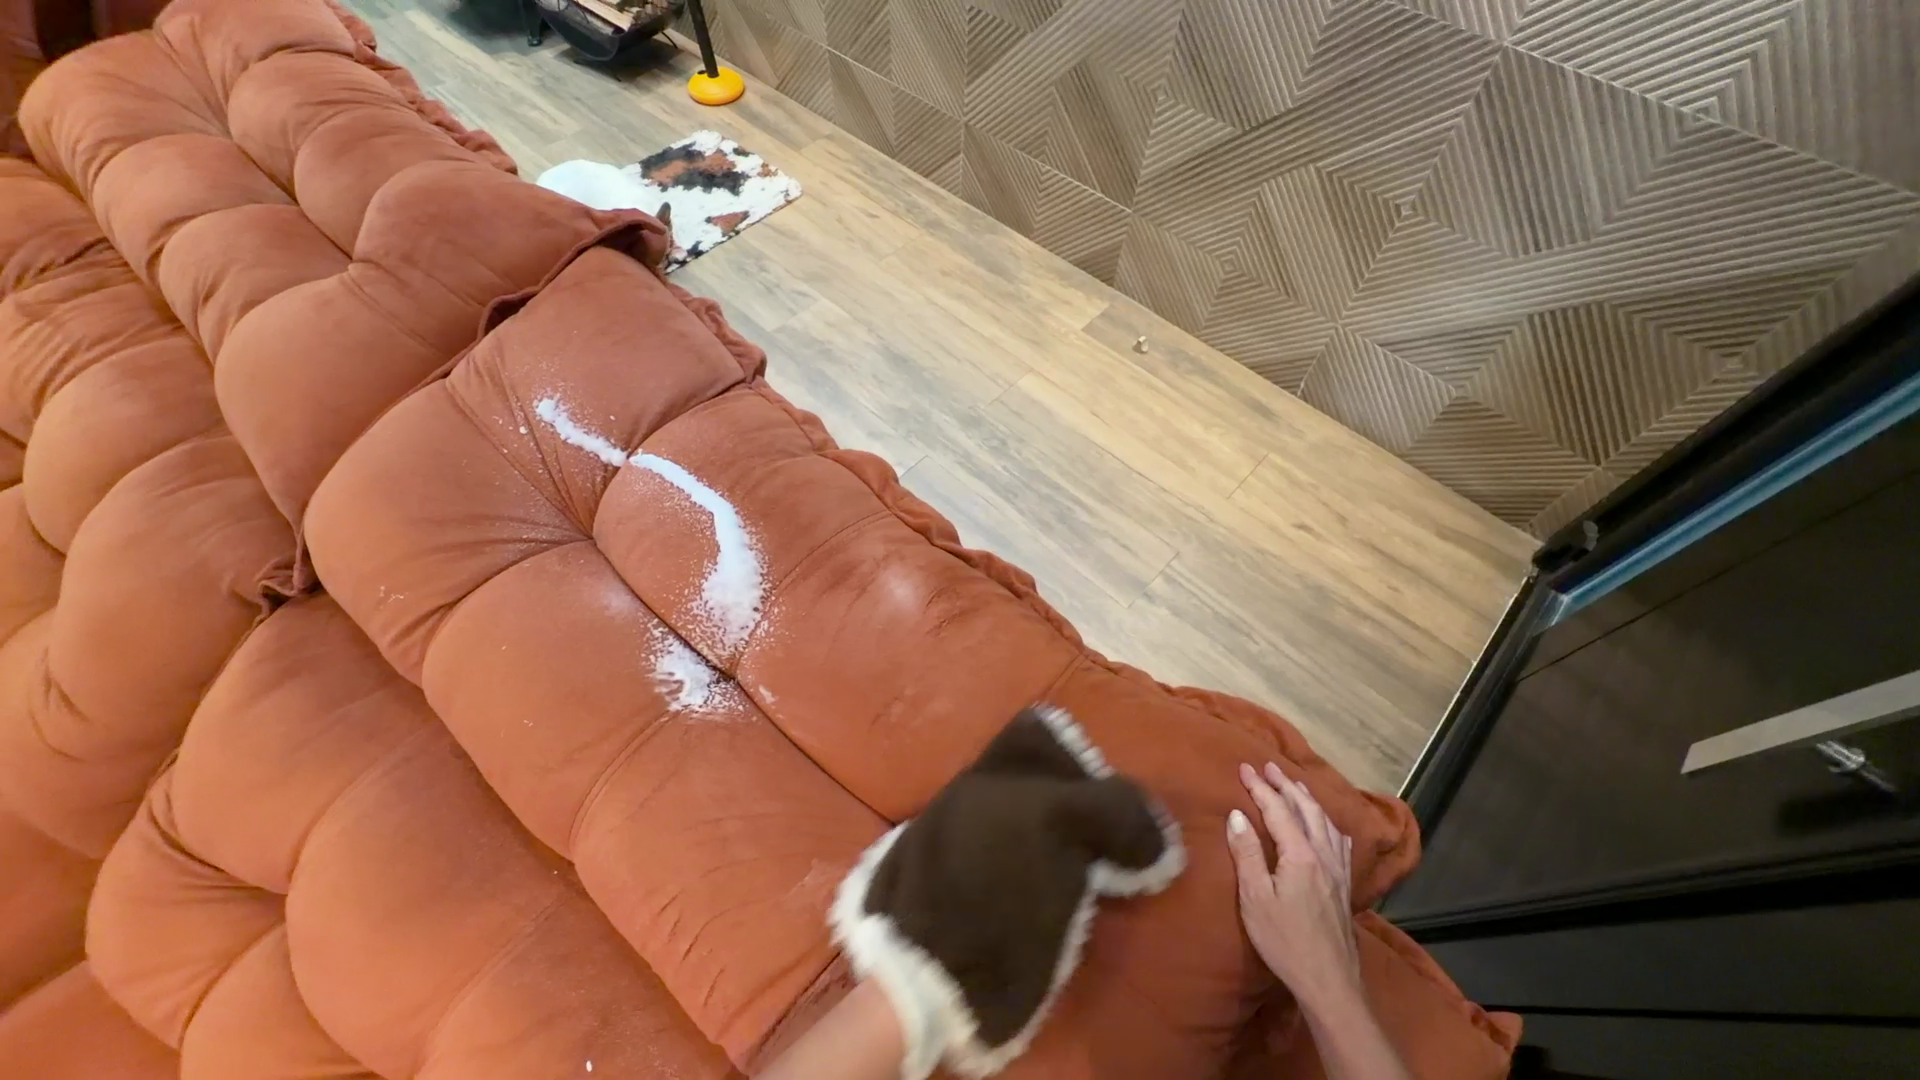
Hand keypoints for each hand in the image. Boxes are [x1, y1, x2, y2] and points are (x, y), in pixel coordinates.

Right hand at [1227, 762, 1360, 1012]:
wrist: (1329, 981)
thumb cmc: (1285, 941)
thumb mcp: (1256, 898)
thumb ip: (1248, 854)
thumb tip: (1238, 815)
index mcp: (1300, 855)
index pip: (1278, 810)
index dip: (1260, 787)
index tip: (1244, 768)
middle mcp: (1324, 855)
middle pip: (1306, 809)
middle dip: (1285, 785)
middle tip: (1268, 767)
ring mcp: (1338, 870)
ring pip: (1326, 822)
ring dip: (1307, 799)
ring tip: (1295, 786)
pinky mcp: (1345, 885)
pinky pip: (1339, 840)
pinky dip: (1327, 822)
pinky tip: (1325, 825)